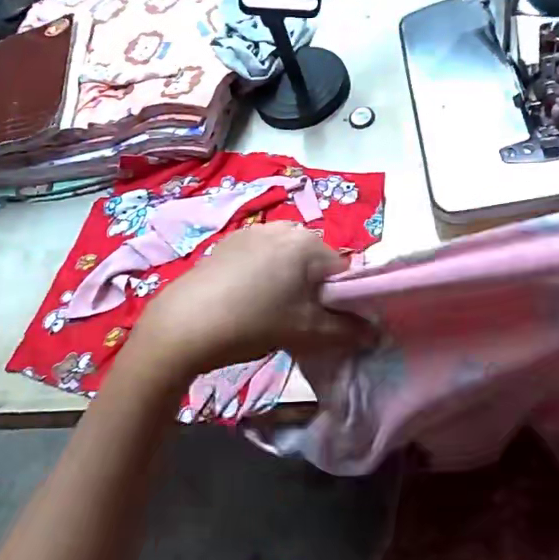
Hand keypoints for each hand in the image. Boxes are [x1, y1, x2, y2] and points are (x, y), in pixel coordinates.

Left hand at [126, 223, 368, 376]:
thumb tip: (372, 331)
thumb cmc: (254, 322)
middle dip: (315, 291)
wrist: (185, 324)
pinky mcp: (228, 243)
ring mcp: (253, 232)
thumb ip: (348, 331)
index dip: (343, 302)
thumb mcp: (308, 332)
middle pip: (316, 263)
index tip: (330, 326)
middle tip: (300, 323)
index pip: (345, 272)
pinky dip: (264, 278)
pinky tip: (247, 302)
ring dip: (289, 284)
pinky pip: (262, 259)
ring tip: (272, 314)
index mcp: (309, 242)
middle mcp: (285, 227)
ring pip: (288, 261)